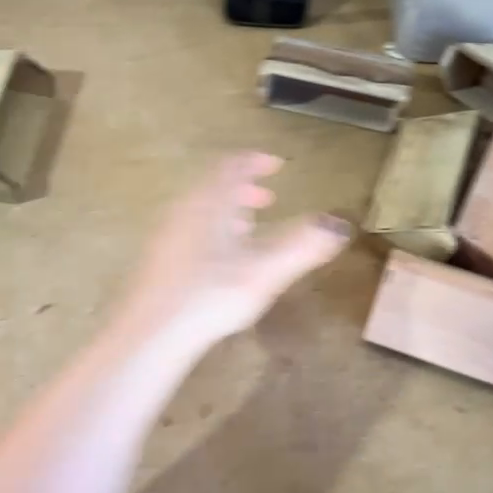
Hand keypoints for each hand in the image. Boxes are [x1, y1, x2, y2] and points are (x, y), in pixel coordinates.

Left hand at [110, 153, 349, 350]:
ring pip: (200, 207)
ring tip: (248, 229)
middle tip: (267, 199)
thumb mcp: (266, 271)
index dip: (255, 161)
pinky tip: (219, 261)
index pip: (232, 165)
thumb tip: (340, 224)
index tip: (277, 165)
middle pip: (214, 184)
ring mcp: (167, 232)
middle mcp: (185, 208)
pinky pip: (188, 227)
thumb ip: (304, 245)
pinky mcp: (157, 257)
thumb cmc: (211, 294)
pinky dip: (210, 228)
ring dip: (227, 209)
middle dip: (243, 186)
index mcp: (211, 201)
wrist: (152, 331)